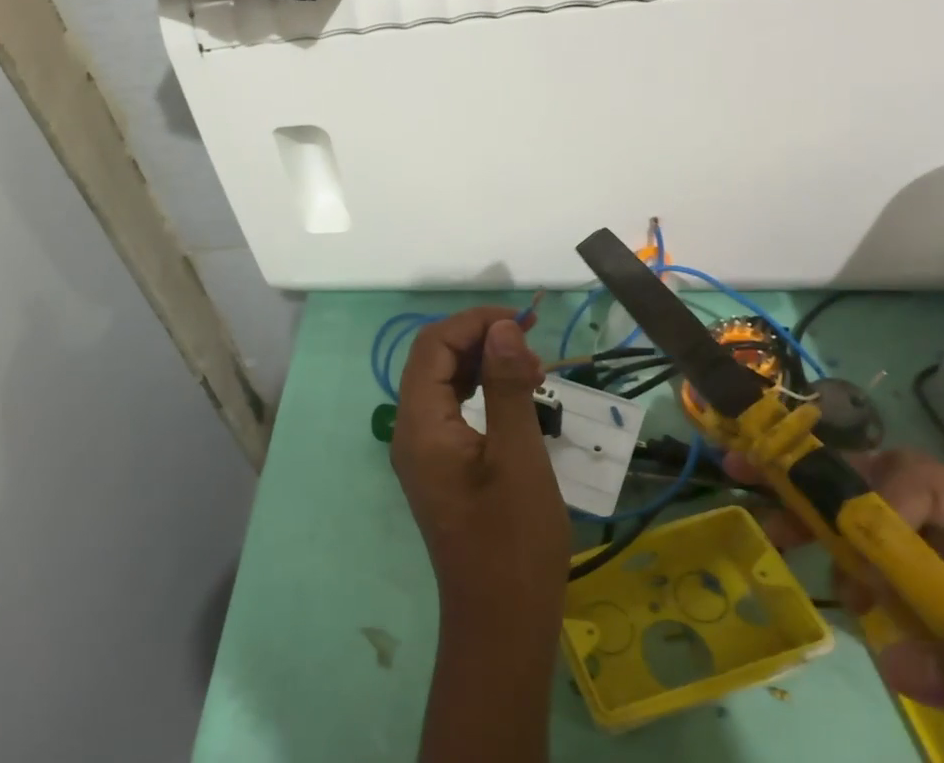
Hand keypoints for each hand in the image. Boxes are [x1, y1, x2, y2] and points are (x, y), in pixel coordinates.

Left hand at [393, 306, 566, 762]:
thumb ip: (507, 387)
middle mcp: (410, 433)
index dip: (473, 323)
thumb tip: (501, 328)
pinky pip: (452, 413)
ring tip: (532, 369)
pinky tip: (516, 397)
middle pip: (432, 362)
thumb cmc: (513, 541)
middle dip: (478, 340)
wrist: (501, 621)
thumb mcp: (518, 457)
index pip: (431, 347)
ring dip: (481, 365)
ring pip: (442, 386)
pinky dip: (481, 394)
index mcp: (419, 426)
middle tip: (532, 346)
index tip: (524, 322)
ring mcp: (423, 453)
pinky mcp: (440, 470)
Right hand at [729, 449, 943, 762]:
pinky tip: (846, 600)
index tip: (827, 529)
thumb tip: (884, 655)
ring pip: (890, 531)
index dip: (870, 494)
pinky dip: (864, 581)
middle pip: (892, 490)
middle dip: (821, 484)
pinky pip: (906, 584)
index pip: (928, 485)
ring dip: (831, 529)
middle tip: (751, 483)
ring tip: (783, 548)